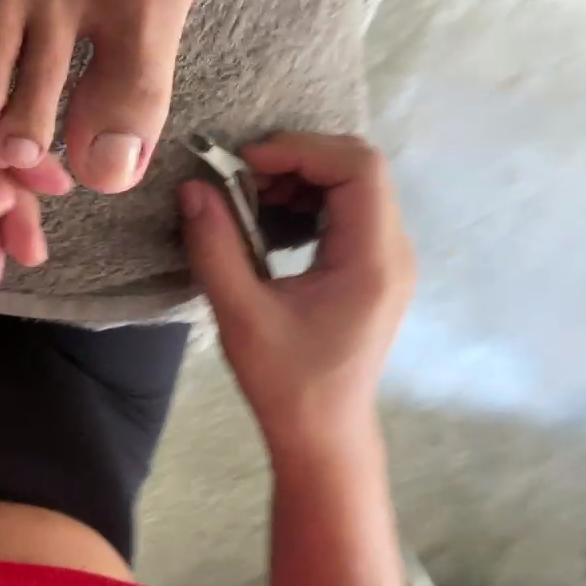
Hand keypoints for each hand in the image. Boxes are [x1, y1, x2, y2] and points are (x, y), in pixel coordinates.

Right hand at [178, 133, 414, 449]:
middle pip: (359, 165)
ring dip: (298, 175)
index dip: (300, 150)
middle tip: (241, 176)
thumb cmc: (287, 383)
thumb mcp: (241, 316)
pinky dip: (304, 196)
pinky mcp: (370, 265)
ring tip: (248, 197)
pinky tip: (268, 218)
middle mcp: (391, 250)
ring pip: (352, 182)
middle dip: (296, 157)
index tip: (243, 163)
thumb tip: (193, 188)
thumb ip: (215, 247)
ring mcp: (385, 257)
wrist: (324, 436)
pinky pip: (345, 206)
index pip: (358, 168)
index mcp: (373, 260)